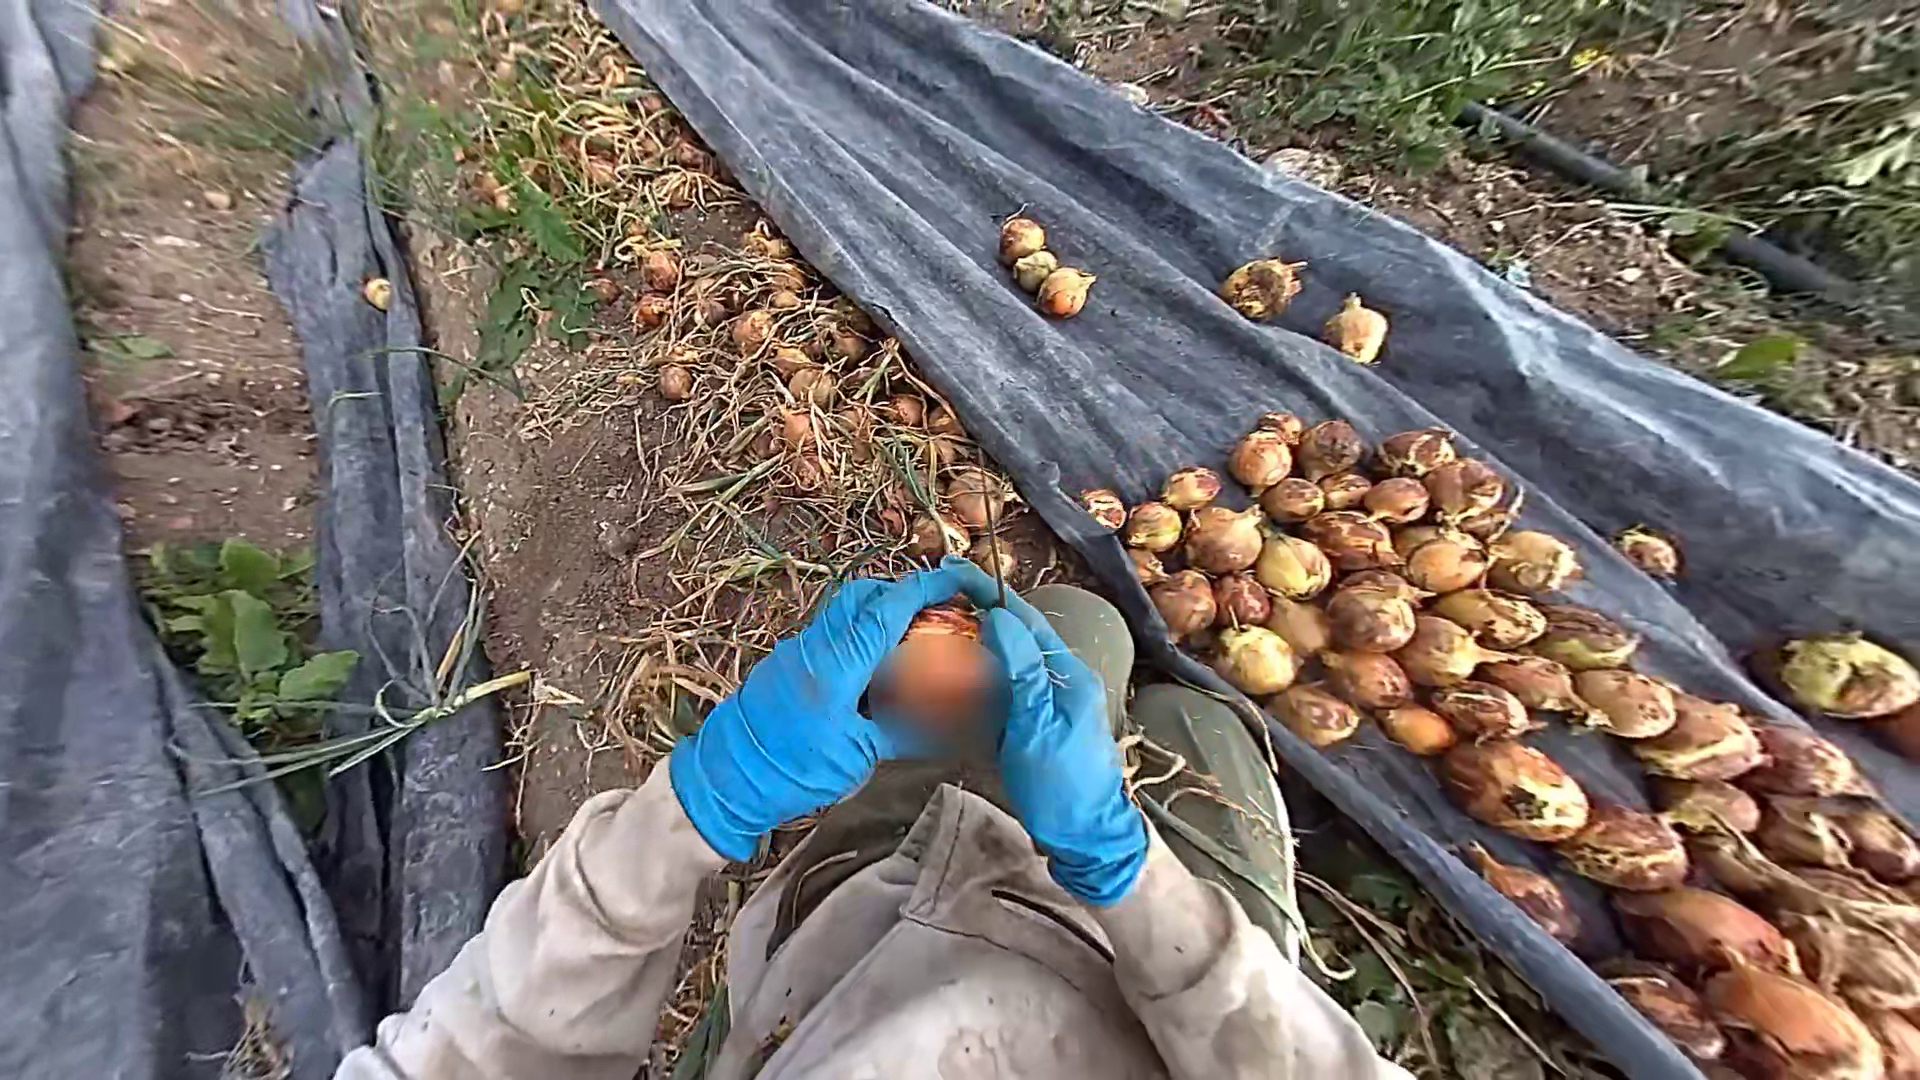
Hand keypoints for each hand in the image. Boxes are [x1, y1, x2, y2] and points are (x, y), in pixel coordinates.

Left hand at [670, 564, 970, 860]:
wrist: (724, 779)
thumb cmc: (790, 769)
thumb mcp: (856, 756)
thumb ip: (899, 733)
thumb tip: (937, 727)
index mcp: (840, 661)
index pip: (891, 607)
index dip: (929, 586)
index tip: (958, 579)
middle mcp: (818, 643)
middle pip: (865, 593)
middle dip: (903, 592)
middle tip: (932, 612)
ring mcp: (798, 649)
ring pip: (845, 610)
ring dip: (879, 612)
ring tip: (906, 641)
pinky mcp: (787, 662)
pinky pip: (831, 632)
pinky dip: (858, 635)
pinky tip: (871, 669)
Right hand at [954, 566, 1147, 905]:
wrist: (1085, 837)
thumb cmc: (1063, 784)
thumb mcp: (1039, 727)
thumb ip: (1022, 671)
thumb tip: (1000, 616)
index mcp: (1066, 673)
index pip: (1026, 620)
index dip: (991, 593)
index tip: (958, 571)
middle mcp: (1057, 677)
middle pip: (1015, 635)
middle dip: (979, 611)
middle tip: (939, 595)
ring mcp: (1045, 699)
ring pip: (1006, 659)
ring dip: (976, 639)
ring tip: (939, 624)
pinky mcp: (1032, 719)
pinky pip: (1003, 686)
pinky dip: (978, 673)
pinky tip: (954, 670)